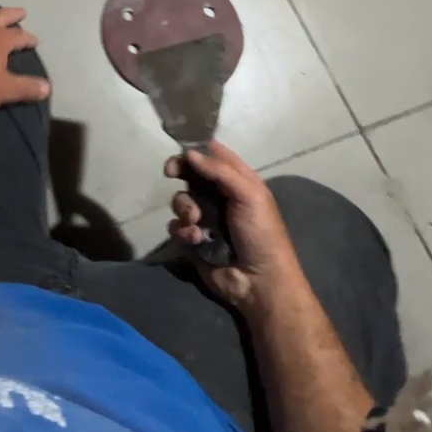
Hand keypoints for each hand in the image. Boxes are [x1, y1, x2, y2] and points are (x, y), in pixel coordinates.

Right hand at [165, 141, 300, 310]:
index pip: (213, 154)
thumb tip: (189, 153)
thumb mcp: (249, 195)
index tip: (181, 150)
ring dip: (184, 207)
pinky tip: (197, 240)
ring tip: (196, 221)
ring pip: (180, 200)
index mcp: (237, 181)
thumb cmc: (261, 234)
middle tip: (171, 173)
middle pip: (190, 172)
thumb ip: (219, 171)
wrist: (260, 283)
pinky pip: (176, 226)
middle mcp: (218, 196)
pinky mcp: (193, 239)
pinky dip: (183, 231)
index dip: (196, 148)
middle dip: (179, 171)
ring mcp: (205, 218)